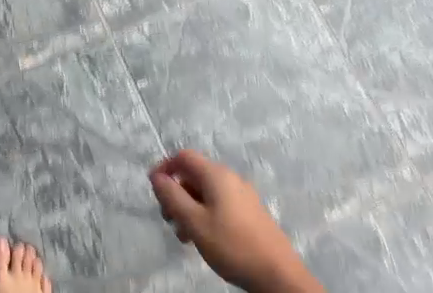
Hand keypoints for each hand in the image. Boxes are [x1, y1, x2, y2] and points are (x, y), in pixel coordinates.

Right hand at [148, 151, 322, 292]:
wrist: (279, 276)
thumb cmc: (232, 245)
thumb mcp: (194, 222)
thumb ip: (172, 196)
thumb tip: (157, 176)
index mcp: (217, 175)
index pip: (183, 157)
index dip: (165, 168)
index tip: (154, 190)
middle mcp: (231, 179)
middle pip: (195, 175)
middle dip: (176, 193)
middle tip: (168, 219)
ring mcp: (244, 196)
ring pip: (207, 193)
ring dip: (190, 208)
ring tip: (184, 236)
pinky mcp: (251, 214)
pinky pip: (220, 205)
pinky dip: (206, 215)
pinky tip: (205, 239)